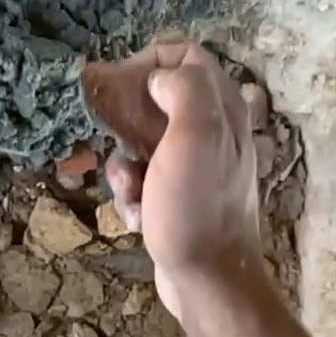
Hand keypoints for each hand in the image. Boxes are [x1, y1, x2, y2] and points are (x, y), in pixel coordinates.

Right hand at [103, 40, 261, 321]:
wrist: (206, 280)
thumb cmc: (197, 208)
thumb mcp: (195, 134)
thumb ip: (182, 88)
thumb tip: (158, 78)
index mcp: (222, 110)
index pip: (186, 56)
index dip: (150, 61)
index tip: (119, 83)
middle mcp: (211, 133)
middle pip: (157, 102)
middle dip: (126, 122)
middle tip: (112, 140)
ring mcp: (193, 170)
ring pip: (141, 146)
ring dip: (124, 168)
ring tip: (131, 192)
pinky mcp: (175, 201)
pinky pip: (142, 183)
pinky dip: (133, 198)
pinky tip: (138, 218)